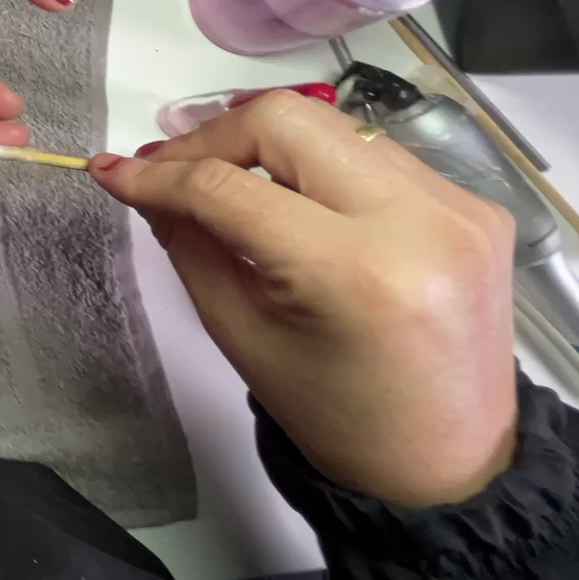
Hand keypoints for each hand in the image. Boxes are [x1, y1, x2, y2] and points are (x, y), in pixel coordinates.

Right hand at [90, 91, 519, 507]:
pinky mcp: (469, 202)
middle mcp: (417, 220)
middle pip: (282, 120)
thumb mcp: (232, 323)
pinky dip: (304, 159)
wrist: (446, 459)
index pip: (226, 187)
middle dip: (208, 138)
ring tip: (216, 178)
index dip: (156, 175)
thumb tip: (134, 177)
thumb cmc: (324, 405)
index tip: (109, 172)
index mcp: (352, 271)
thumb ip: (184, 236)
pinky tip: (281, 194)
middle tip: (168, 171)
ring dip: (254, 142)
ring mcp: (456, 204)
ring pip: (323, 122)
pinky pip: (362, 147)